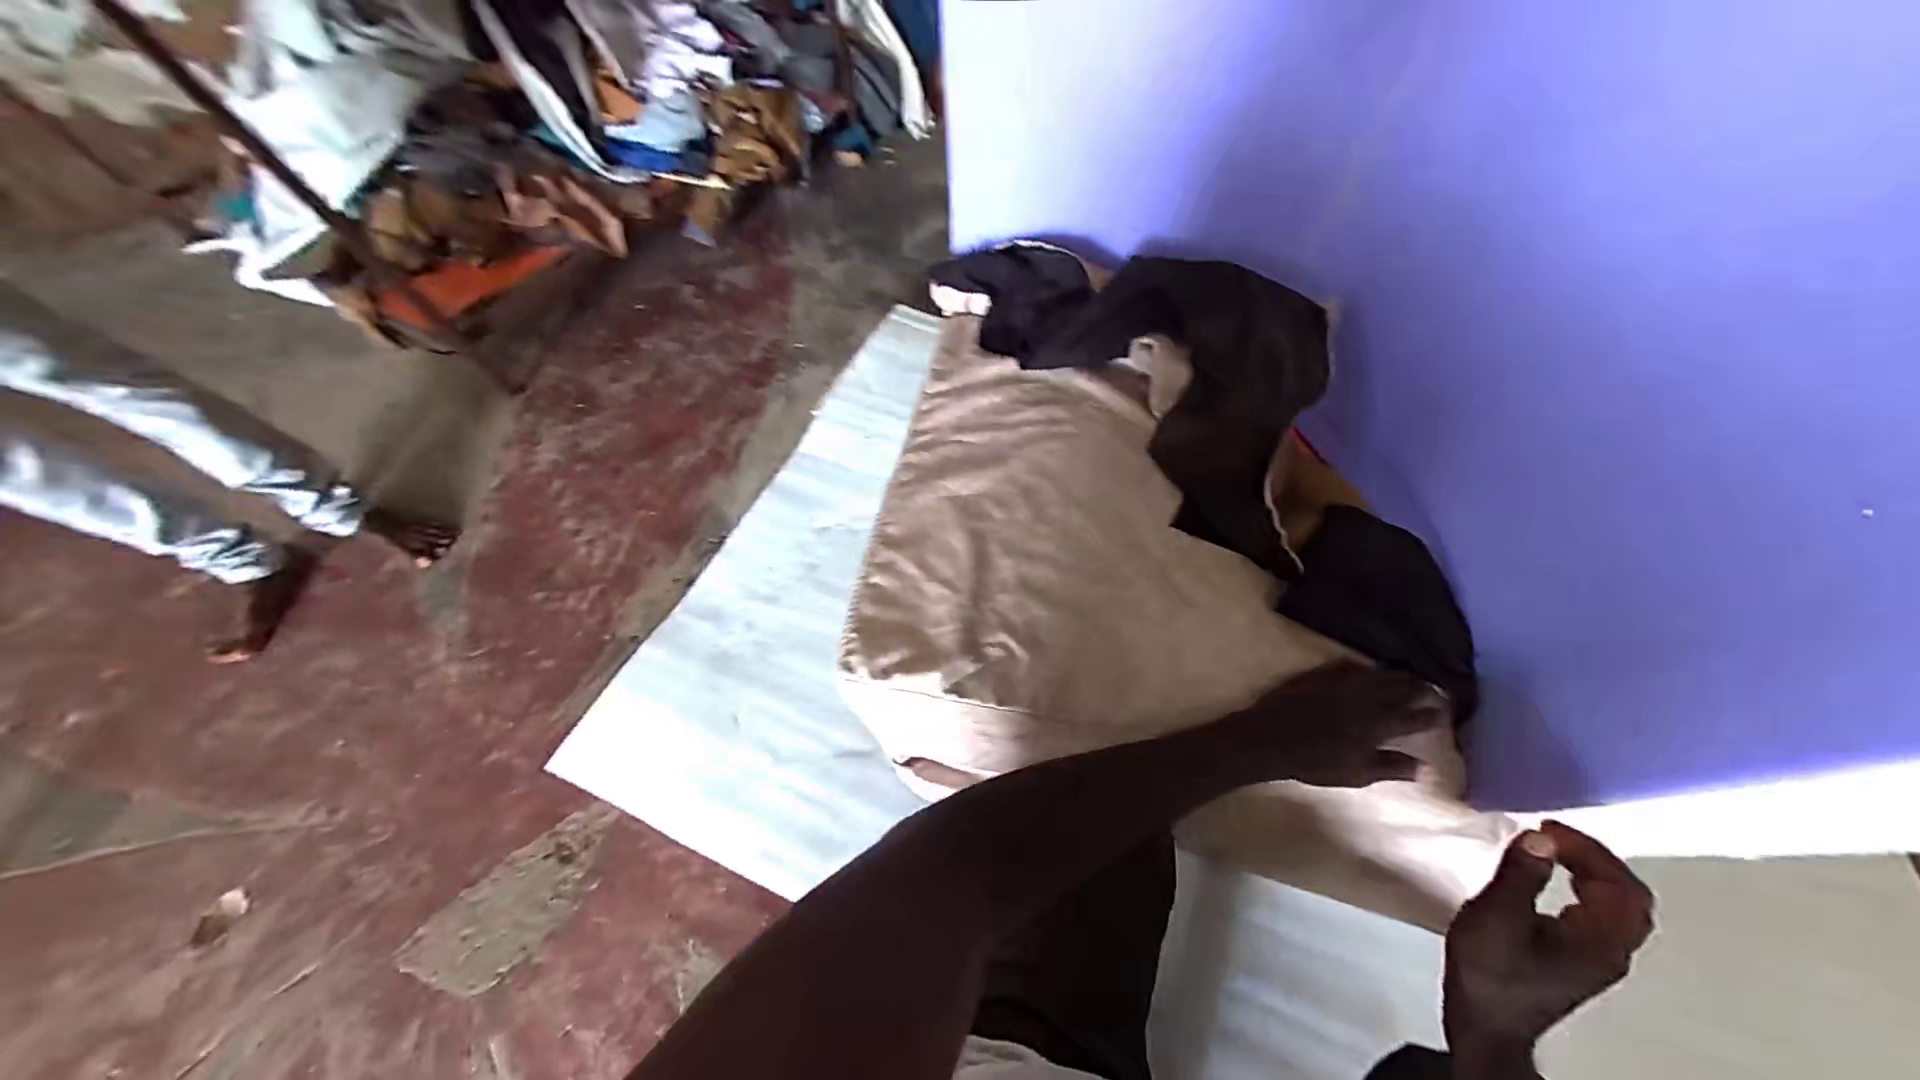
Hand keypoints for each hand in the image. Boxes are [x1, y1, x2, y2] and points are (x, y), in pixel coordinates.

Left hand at [1219, 662, 1447, 787]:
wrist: (1270, 737)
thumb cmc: (1314, 763)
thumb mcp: (1357, 774)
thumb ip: (1392, 767)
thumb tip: (1426, 768)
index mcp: (1378, 725)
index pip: (1415, 717)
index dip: (1433, 714)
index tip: (1445, 711)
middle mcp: (1366, 700)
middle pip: (1402, 689)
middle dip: (1422, 687)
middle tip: (1436, 687)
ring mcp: (1342, 684)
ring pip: (1380, 674)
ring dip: (1399, 675)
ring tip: (1412, 676)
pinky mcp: (1321, 675)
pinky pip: (1351, 666)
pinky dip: (1368, 668)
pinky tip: (1372, 668)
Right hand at [1443, 822, 1655, 1072]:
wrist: (1486, 1021)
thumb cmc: (1489, 968)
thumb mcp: (1495, 915)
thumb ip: (1519, 875)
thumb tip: (1540, 835)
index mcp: (1600, 940)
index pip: (1620, 886)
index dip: (1589, 850)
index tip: (1545, 827)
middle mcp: (1613, 950)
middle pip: (1630, 897)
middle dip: (1595, 858)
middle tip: (1551, 834)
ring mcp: (1601, 959)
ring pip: (1619, 907)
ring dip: (1592, 872)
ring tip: (1551, 849)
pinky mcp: (1582, 961)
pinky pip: (1602, 916)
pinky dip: (1586, 888)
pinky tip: (1553, 881)